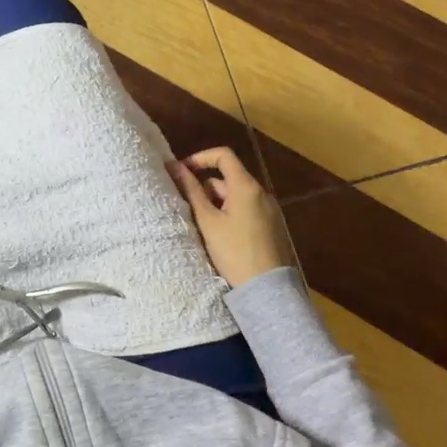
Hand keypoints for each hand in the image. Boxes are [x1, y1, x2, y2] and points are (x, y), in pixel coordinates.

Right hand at [169, 147, 291, 286]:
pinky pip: (246, 209)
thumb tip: (174, 166)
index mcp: (246, 187)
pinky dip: (230, 212)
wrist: (267, 290)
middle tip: (188, 206)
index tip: (183, 172)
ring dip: (217, 202)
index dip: (200, 158)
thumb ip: (191, 191)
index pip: (223, 155)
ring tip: (202, 223)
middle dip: (205, 187)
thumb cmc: (234, 252)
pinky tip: (220, 234)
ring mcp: (269, 210)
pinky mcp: (272, 226)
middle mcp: (262, 193)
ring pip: (236, 195)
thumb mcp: (207, 221)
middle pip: (228, 177)